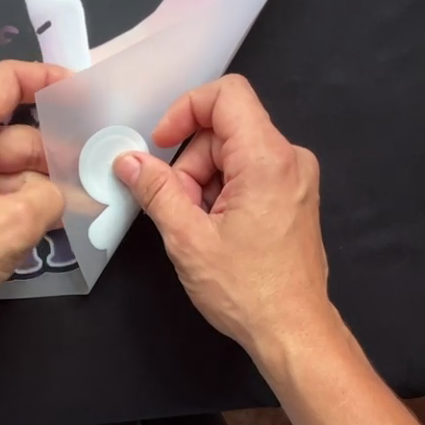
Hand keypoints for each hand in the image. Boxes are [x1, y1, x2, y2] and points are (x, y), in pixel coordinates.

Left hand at [0, 61, 68, 337]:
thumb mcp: (15, 223)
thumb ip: (53, 197)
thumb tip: (64, 195)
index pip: (7, 81)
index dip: (47, 78)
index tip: (81, 92)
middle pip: (18, 133)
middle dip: (56, 151)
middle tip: (96, 170)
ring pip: (12, 168)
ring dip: (44, 185)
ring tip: (81, 203)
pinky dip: (25, 204)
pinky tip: (51, 223)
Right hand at [113, 75, 331, 357]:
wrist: (291, 329)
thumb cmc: (248, 292)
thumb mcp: (188, 239)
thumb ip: (155, 192)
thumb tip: (130, 162)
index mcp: (268, 160)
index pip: (226, 96)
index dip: (185, 112)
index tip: (160, 146)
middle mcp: (290, 160)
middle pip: (225, 131)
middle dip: (190, 165)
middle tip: (177, 210)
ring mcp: (295, 180)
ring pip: (234, 157)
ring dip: (204, 185)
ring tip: (198, 231)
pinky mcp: (292, 199)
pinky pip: (249, 177)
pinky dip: (223, 196)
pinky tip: (215, 233)